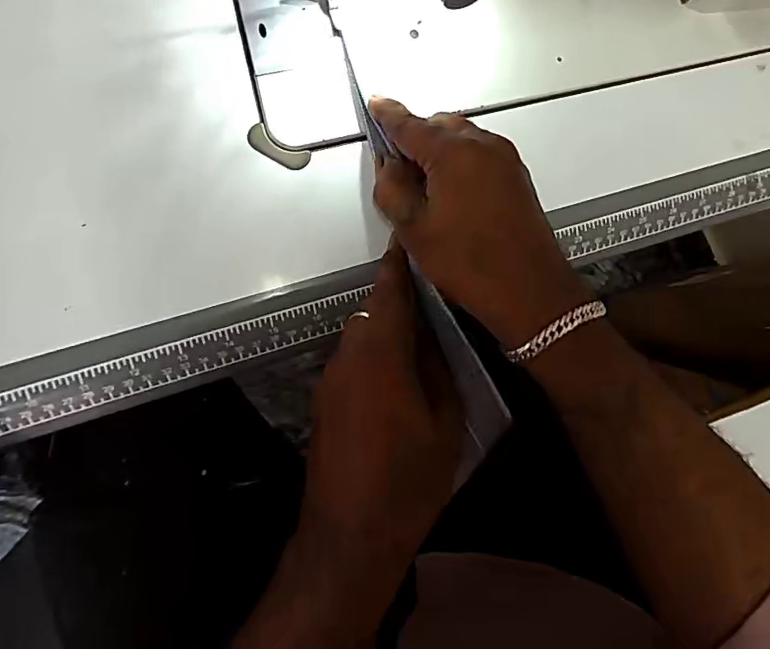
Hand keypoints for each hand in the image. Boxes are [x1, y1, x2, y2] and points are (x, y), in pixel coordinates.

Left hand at [302, 241, 463, 572]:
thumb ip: (438, 370)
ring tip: (423, 346)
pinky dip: (375, 355)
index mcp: (382, 351)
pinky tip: (397, 381)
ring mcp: (333, 374)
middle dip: (402, 301)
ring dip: (389, 331)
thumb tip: (431, 336)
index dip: (400, 262)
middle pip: (377, 311)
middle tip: (436, 303)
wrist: (349, 531)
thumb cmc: (407, 478)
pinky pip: (354, 359)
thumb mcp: (444, 424)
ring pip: (365, 335)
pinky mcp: (325, 396)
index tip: (409, 238)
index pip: (390, 290)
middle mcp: (351, 351)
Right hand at [368, 97, 592, 347]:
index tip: (377, 104)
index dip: (387, 114)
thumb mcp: (413, 228)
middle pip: (436, 125)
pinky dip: (458, 160)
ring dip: (436, 150)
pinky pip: (478, 151)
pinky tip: (448, 192)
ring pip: (459, 137)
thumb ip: (391, 187)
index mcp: (454, 153)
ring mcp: (503, 159)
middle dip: (412, 139)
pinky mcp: (515, 174)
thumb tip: (389, 168)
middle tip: (394, 168)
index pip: (409, 123)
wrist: (530, 293)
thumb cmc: (477, 265)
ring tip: (422, 188)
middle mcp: (483, 147)